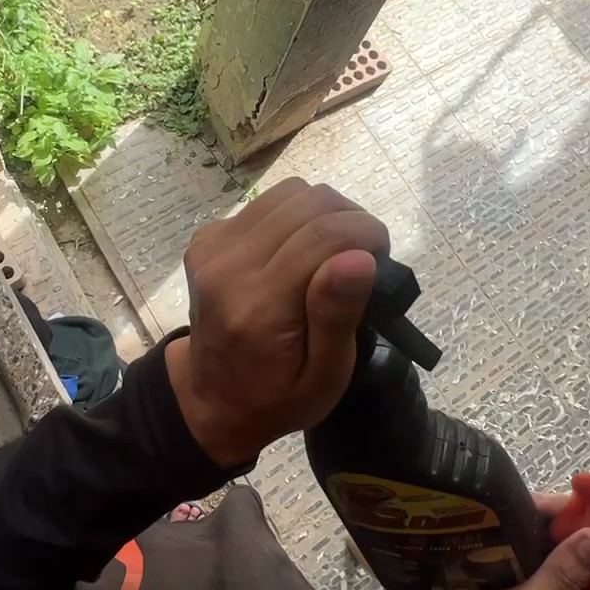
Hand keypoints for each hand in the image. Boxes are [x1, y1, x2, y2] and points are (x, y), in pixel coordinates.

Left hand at [165, 178, 387, 465]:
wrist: (213, 397)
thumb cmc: (279, 395)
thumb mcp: (324, 377)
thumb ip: (338, 316)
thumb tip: (360, 258)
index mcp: (258, 306)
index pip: (322, 235)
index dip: (365, 232)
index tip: (382, 254)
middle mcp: (227, 266)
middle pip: (307, 202)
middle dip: (349, 218)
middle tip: (362, 255)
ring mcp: (212, 246)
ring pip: (289, 192)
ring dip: (323, 213)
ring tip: (333, 251)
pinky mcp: (207, 236)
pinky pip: (266, 203)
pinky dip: (294, 217)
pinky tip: (296, 252)